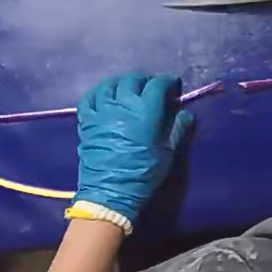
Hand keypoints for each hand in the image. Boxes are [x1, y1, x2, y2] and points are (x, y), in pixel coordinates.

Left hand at [73, 71, 194, 226]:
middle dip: (145, 81)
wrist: (110, 192)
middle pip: (133, 79)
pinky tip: (104, 97)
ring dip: (122, 83)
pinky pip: (90, 98)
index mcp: (146, 110)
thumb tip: (185, 112)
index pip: (158, 84)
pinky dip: (99, 93)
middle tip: (151, 89)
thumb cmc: (143, 173)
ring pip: (110, 84)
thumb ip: (178, 129)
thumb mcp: (168, 153)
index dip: (168, 82)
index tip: (173, 88)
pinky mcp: (86, 120)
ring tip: (127, 89)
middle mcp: (123, 103)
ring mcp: (102, 110)